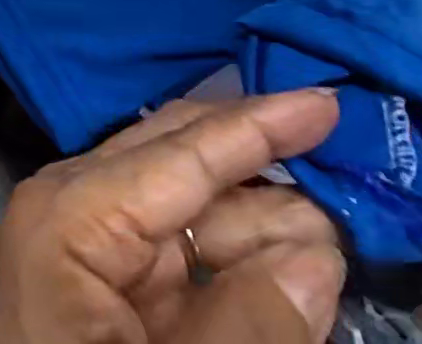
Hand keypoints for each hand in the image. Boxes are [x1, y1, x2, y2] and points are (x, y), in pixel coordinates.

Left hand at [0, 89, 345, 343]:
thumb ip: (249, 325)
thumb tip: (316, 257)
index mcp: (75, 212)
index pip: (185, 150)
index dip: (261, 124)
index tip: (327, 100)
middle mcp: (81, 205)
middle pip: (190, 159)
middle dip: (266, 161)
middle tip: (346, 157)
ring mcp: (96, 241)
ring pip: (199, 207)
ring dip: (267, 218)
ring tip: (340, 227)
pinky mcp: (113, 280)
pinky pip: (191, 250)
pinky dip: (245, 256)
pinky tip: (296, 260)